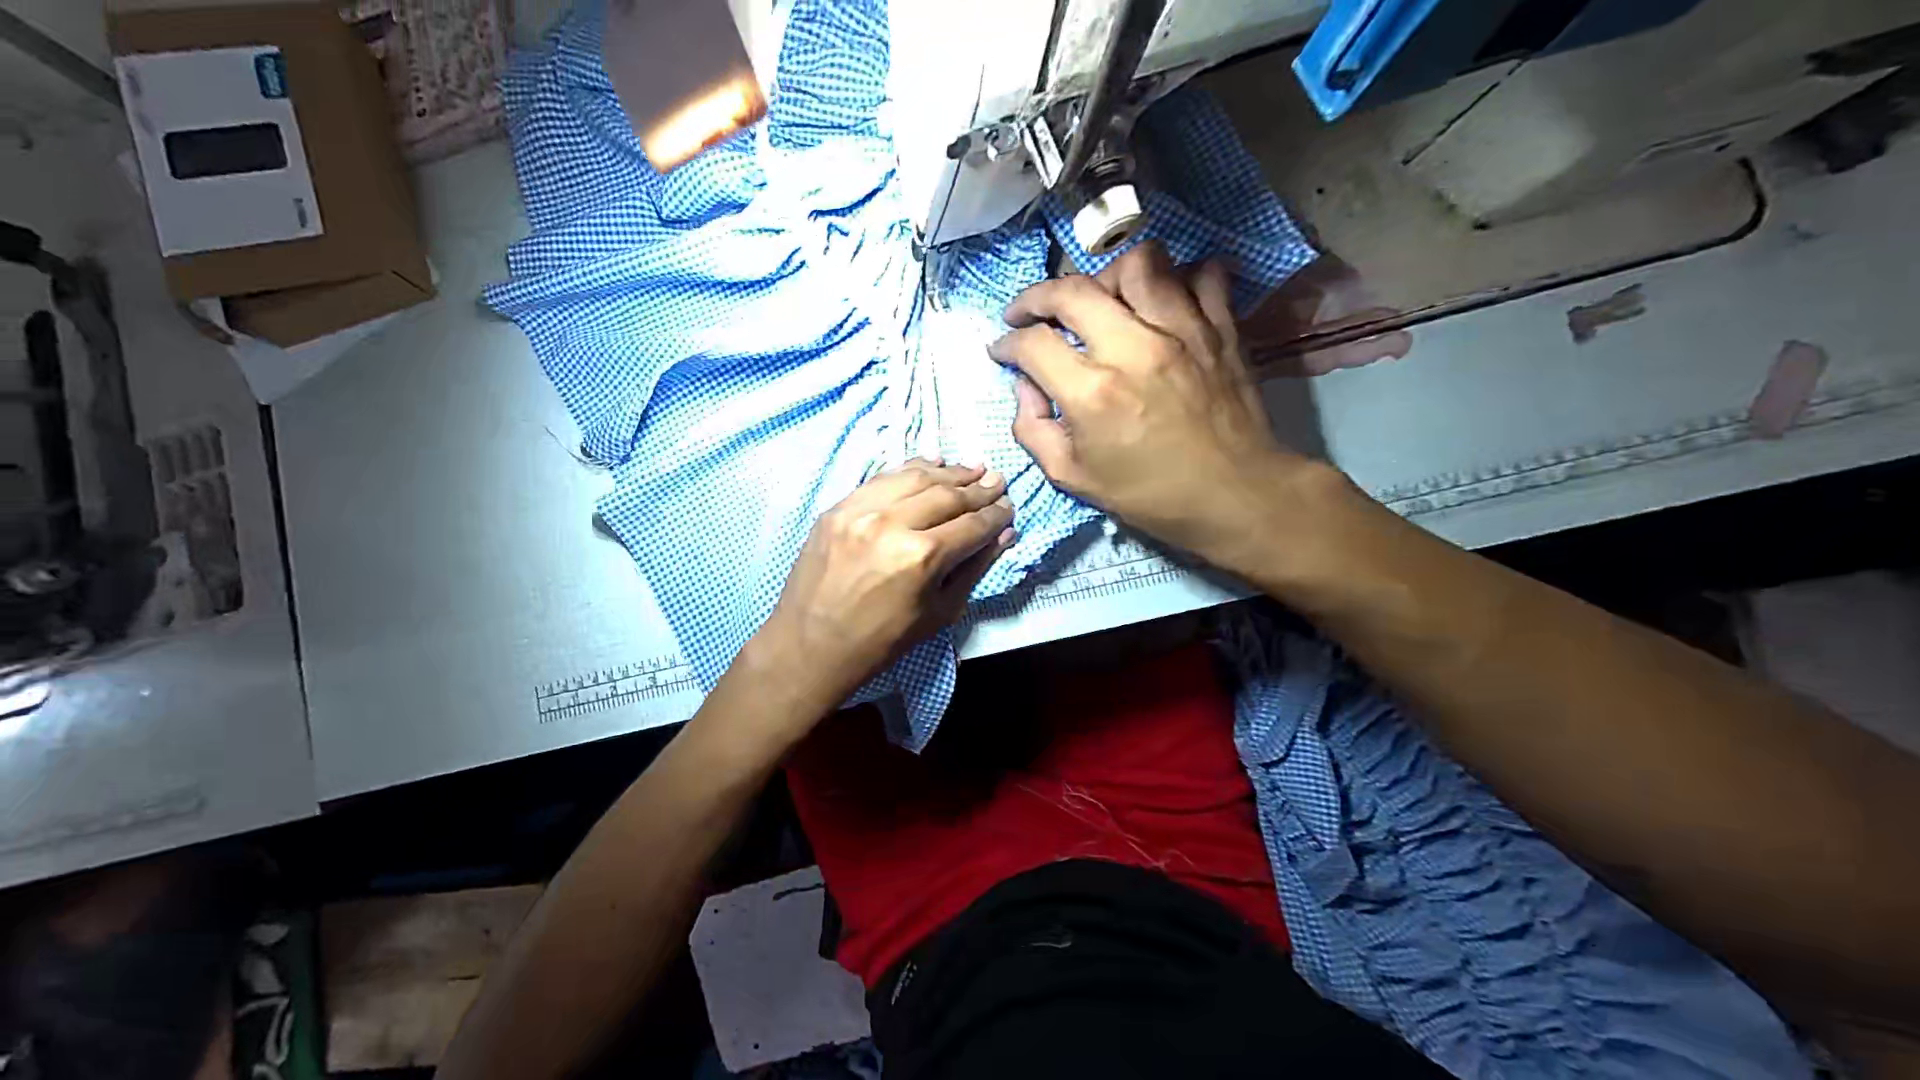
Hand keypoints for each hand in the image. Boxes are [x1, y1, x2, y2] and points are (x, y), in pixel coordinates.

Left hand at [744, 460, 1014, 718]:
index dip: (996, 514)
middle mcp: (892, 523)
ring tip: (970, 468)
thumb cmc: (883, 641)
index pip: (971, 524)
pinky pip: (881, 479)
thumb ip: (974, 567)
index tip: (1009, 504)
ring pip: (915, 477)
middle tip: (997, 479)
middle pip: (947, 495)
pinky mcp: (837, 508)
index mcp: (922, 557)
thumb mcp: (940, 612)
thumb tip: (1004, 533)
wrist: (811, 646)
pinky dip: (909, 468)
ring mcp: (860, 511)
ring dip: (948, 472)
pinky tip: (930, 463)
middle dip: (978, 488)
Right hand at [989, 241, 1333, 572]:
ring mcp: (1183, 331)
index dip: (1006, 343)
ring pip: (1138, 263)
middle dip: (1035, 297)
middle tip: (1029, 314)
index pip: (1032, 343)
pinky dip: (1178, 279)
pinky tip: (1162, 302)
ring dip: (1107, 277)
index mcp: (1092, 393)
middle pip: (1071, 291)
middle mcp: (1134, 348)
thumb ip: (1034, 429)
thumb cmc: (1150, 495)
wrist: (1235, 496)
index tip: (1003, 350)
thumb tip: (1025, 387)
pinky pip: (1202, 274)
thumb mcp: (1074, 478)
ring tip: (1101, 302)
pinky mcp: (1221, 327)